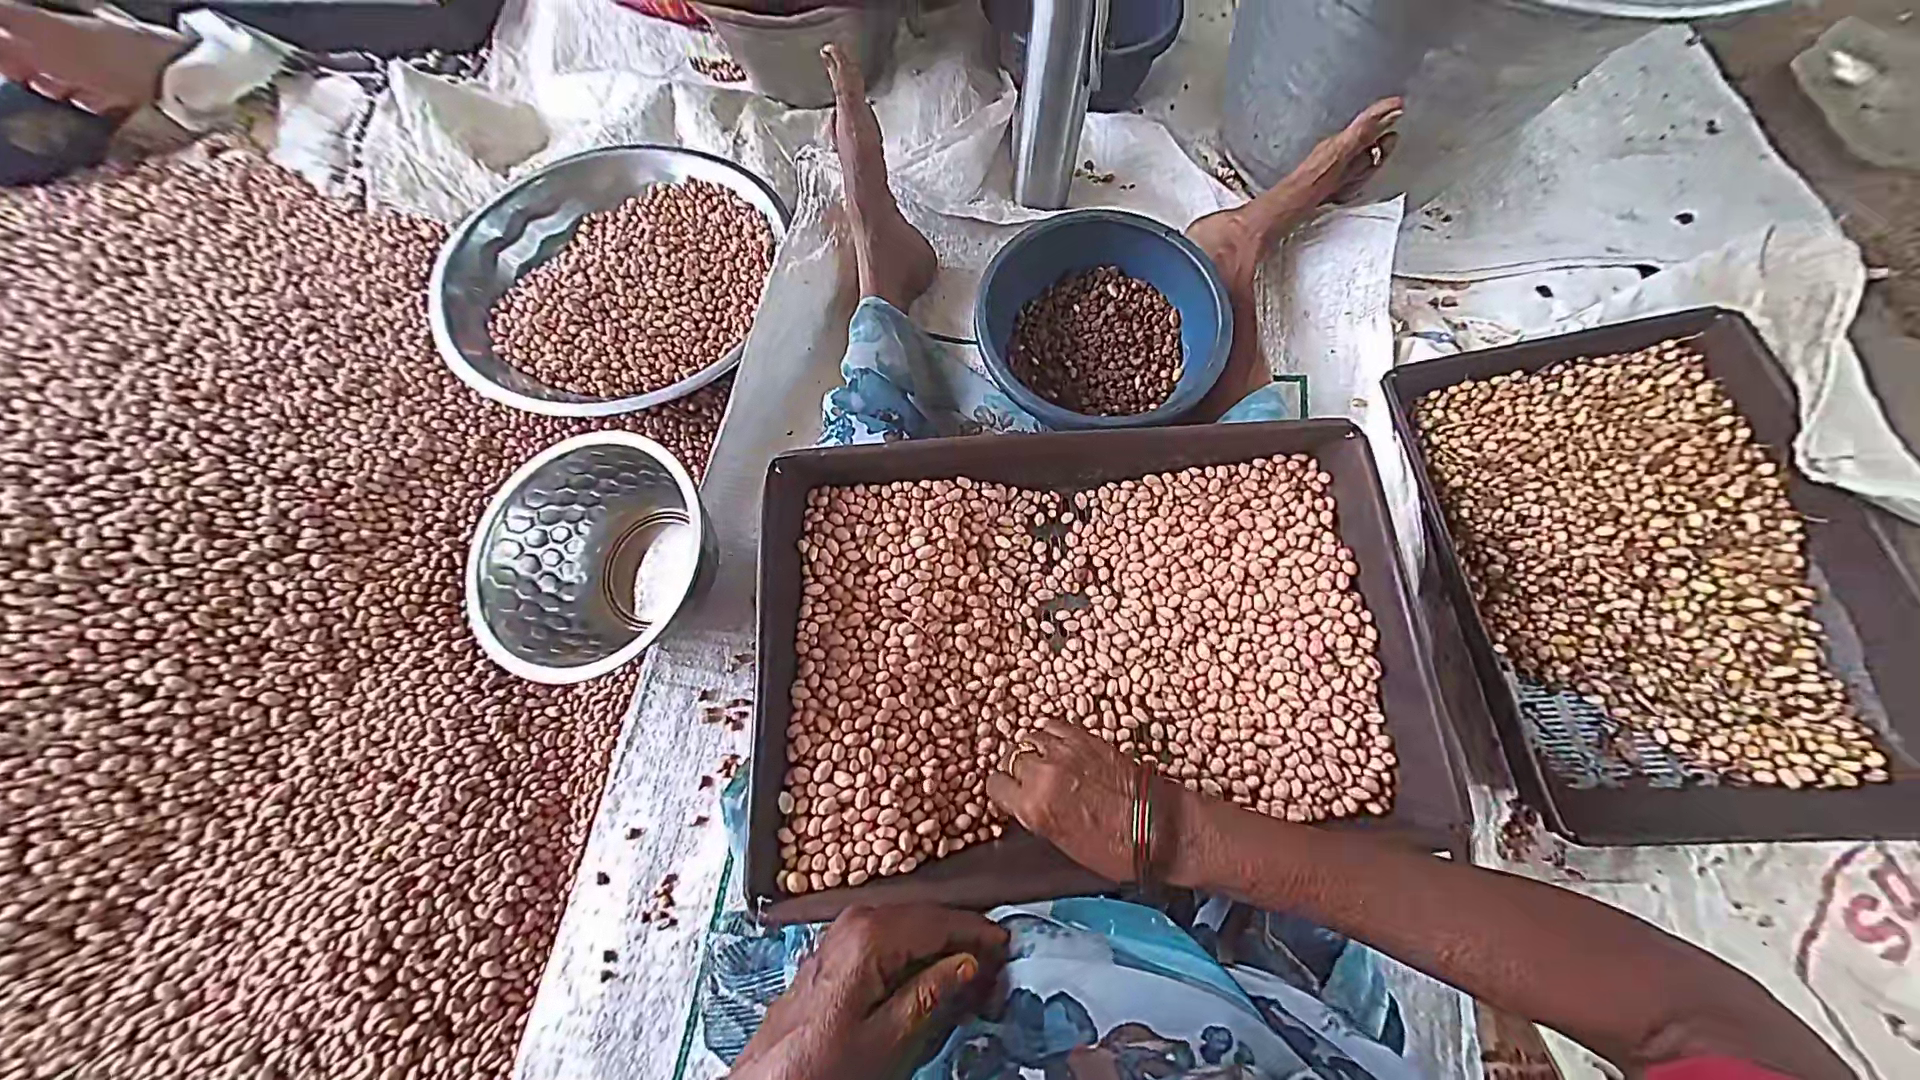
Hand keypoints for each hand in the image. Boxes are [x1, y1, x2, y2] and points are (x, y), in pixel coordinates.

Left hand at [730, 905, 1007, 1079]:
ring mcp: (846, 928)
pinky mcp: (840, 944)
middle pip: (926, 916)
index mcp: (871, 933)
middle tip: (994, 967)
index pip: (939, 920)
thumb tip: (972, 961)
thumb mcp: (885, 1042)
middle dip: (962, 939)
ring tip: (970, 974)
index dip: (977, 932)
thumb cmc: (823, 1067)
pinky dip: (917, 949)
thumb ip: (930, 995)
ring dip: (941, 945)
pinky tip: (932, 974)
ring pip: (910, 923)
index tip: (1007, 946)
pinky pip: (891, 934)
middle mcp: (859, 917)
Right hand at [985, 718, 1157, 883]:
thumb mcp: (1061, 842)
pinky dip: (1051, 734)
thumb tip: (1024, 800)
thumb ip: (1035, 814)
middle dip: (1018, 769)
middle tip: (1030, 778)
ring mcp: (1063, 752)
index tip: (1010, 792)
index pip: (996, 785)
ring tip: (1045, 760)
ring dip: (1034, 749)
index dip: (1004, 790)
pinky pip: (1052, 726)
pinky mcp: (1083, 737)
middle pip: (1012, 758)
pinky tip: (1058, 745)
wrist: (1158, 829)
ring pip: (1030, 738)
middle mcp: (1042, 775)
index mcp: (1033, 809)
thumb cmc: (1114, 848)